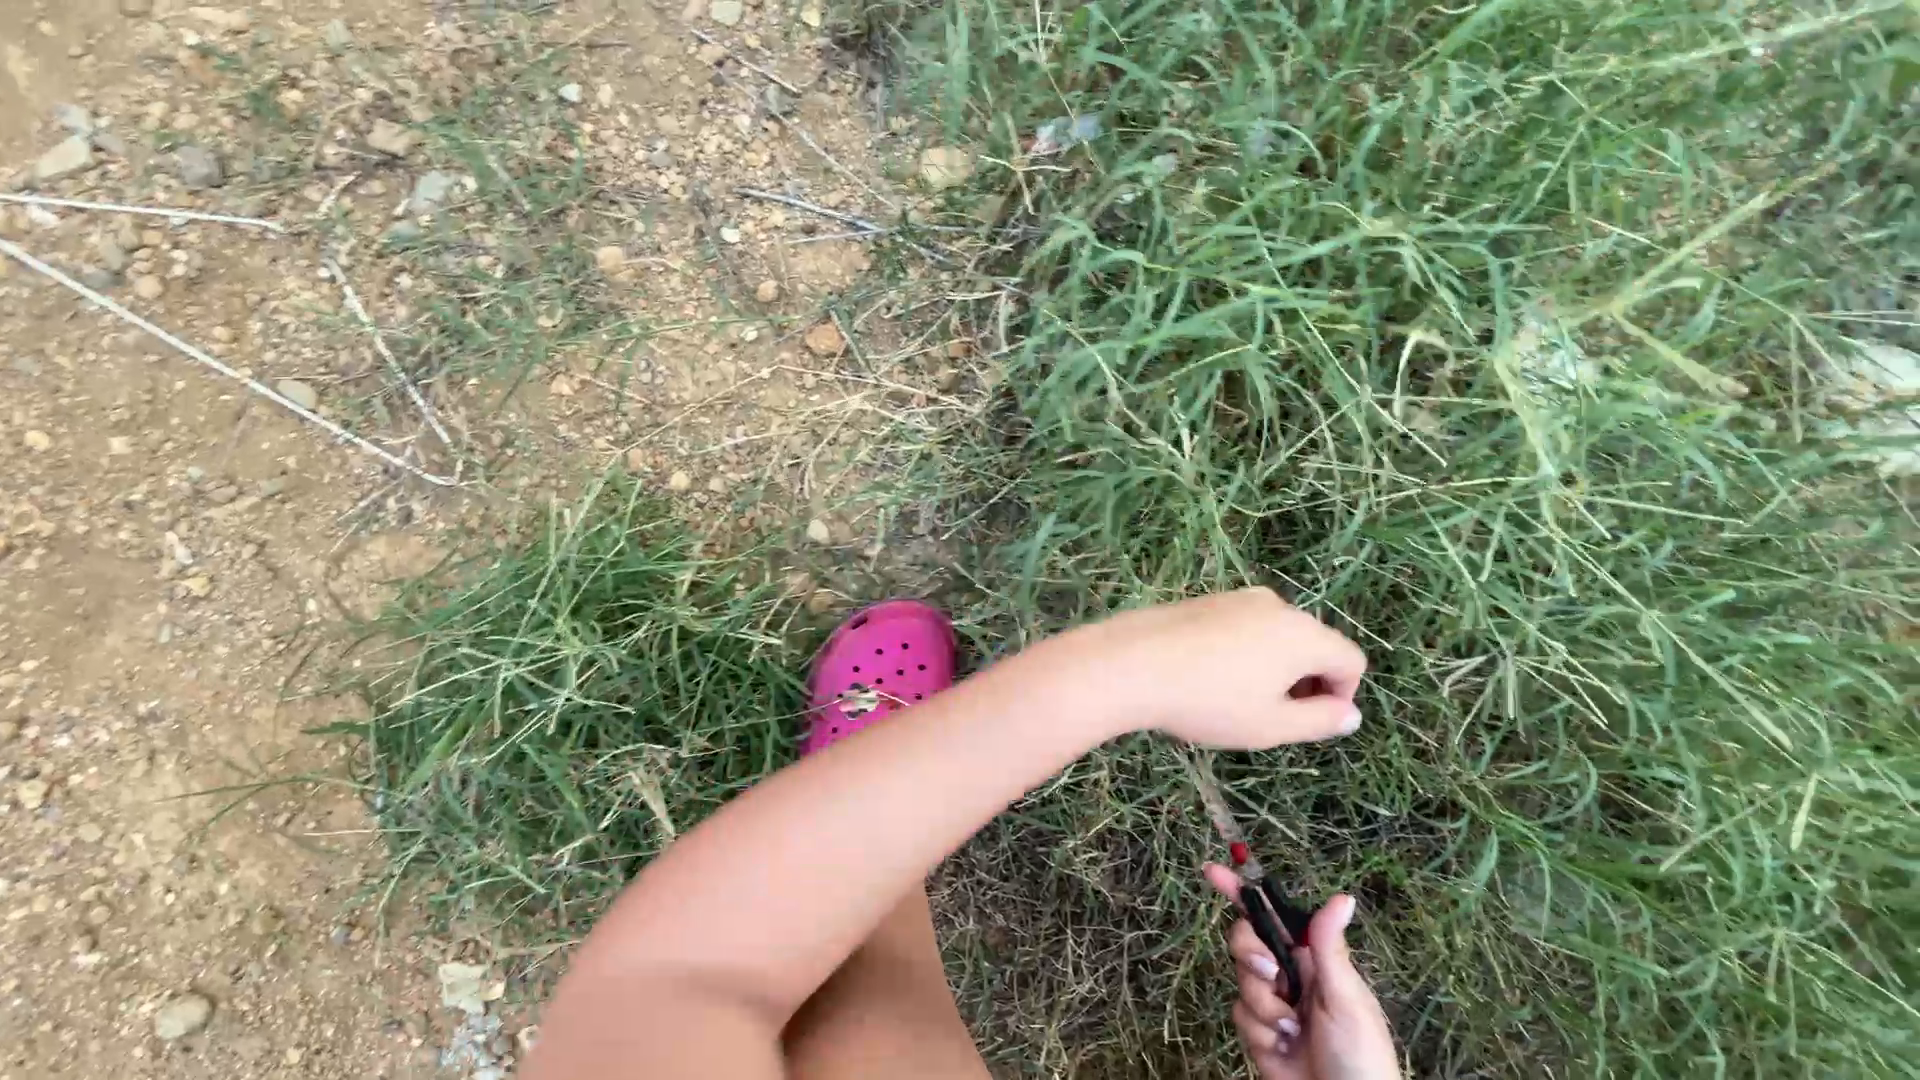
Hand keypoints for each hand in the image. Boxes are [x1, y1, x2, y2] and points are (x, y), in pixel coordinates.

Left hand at [1045, 587, 1366, 747]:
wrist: (1129, 663)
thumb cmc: (1207, 701)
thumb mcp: (1270, 725)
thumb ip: (1320, 721)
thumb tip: (1350, 714)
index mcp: (1303, 633)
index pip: (1350, 660)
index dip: (1341, 696)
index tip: (1309, 722)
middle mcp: (1276, 606)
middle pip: (1314, 644)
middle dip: (1307, 681)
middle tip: (1273, 716)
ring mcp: (1236, 598)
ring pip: (1276, 635)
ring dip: (1273, 667)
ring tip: (1235, 700)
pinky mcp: (1204, 601)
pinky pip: (1242, 627)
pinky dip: (1242, 652)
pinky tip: (1207, 678)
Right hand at [1205, 865, 1399, 1079]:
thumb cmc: (1359, 1055)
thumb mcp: (1346, 999)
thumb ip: (1329, 947)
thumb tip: (1342, 896)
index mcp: (1313, 960)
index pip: (1273, 916)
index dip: (1241, 891)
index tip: (1213, 871)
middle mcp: (1289, 975)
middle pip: (1246, 941)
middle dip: (1251, 957)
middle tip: (1272, 977)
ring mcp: (1272, 1004)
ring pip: (1241, 979)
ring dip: (1263, 1006)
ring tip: (1290, 1032)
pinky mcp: (1258, 1032)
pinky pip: (1240, 1014)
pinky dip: (1259, 1033)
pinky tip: (1282, 1050)